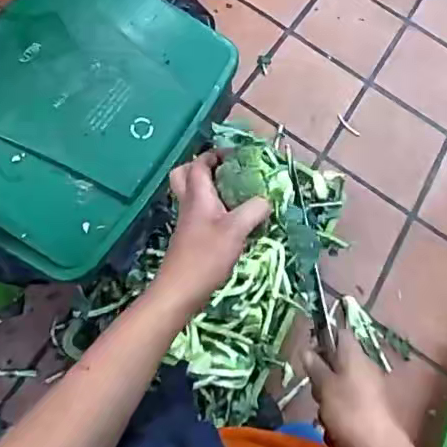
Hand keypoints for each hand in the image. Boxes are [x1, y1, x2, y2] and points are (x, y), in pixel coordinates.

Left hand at [148, 152, 270, 316]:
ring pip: (193, 194)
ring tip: (236, 194)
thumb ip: (254, 210)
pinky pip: (200, 213)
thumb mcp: (236, 230)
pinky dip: (214, 209)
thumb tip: (267, 200)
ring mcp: (188, 222)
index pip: (199, 164)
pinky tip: (234, 221)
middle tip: (226, 172)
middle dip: (203, 167)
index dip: (215, 154)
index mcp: (198, 195)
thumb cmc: (205, 256)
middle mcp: (189, 204)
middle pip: (185, 175)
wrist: (179, 292)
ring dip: (210, 188)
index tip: (235, 155)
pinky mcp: (191, 239)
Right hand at [303, 332, 410, 446]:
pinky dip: (341, 417)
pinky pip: (350, 406)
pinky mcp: (373, 410)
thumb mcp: (325, 388)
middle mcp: (365, 367)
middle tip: (318, 396)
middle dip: (322, 380)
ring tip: (327, 421)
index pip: (339, 334)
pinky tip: (336, 434)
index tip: (311, 358)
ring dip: (329, 403)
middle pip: (337, 364)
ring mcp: (370, 389)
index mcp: (354, 354)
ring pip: (340, 388)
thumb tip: (308, 351)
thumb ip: (316, 367)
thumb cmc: (349, 413)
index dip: (324, 342)